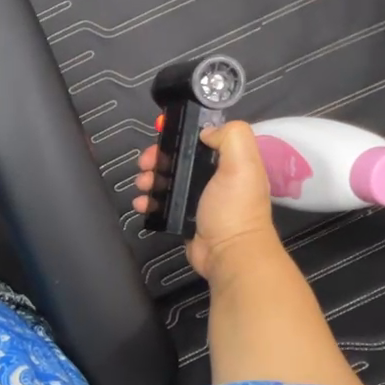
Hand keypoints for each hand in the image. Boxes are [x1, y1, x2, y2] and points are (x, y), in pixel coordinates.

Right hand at [132, 120, 276, 279]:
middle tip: (145, 165)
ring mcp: (195, 198)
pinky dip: (147, 201)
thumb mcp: (243, 165)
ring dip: (148, 179)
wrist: (228, 253)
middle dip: (157, 158)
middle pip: (177, 159)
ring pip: (165, 180)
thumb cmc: (234, 208)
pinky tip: (141, 204)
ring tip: (142, 186)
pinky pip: (159, 203)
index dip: (180, 136)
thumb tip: (206, 131)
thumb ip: (231, 137)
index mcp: (228, 162)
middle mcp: (212, 177)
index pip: (200, 140)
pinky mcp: (181, 216)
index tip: (163, 138)